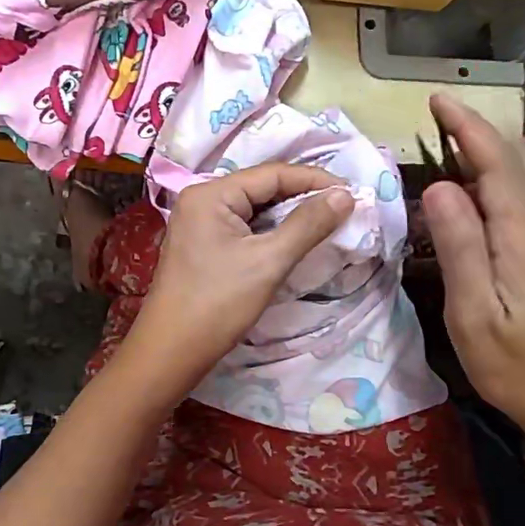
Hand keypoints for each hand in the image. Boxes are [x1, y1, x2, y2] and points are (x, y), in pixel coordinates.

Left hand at [122, 163, 353, 398]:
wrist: (171, 351)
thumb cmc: (218, 303)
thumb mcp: (269, 261)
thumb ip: (308, 224)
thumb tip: (346, 195)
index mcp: (211, 194)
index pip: (272, 174)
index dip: (315, 180)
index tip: (353, 194)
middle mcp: (201, 200)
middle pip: (262, 188)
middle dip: (303, 197)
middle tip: (344, 208)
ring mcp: (199, 223)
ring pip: (254, 209)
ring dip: (289, 215)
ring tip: (327, 222)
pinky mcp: (202, 246)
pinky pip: (243, 227)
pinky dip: (271, 232)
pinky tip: (294, 240)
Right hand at [420, 95, 524, 475]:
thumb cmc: (515, 365)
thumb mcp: (474, 311)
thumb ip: (460, 245)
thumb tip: (438, 185)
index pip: (496, 162)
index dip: (467, 125)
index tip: (435, 98)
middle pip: (515, 160)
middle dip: (477, 128)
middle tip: (436, 113)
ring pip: (521, 178)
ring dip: (486, 151)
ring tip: (446, 141)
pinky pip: (520, 199)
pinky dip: (493, 178)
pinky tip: (471, 189)